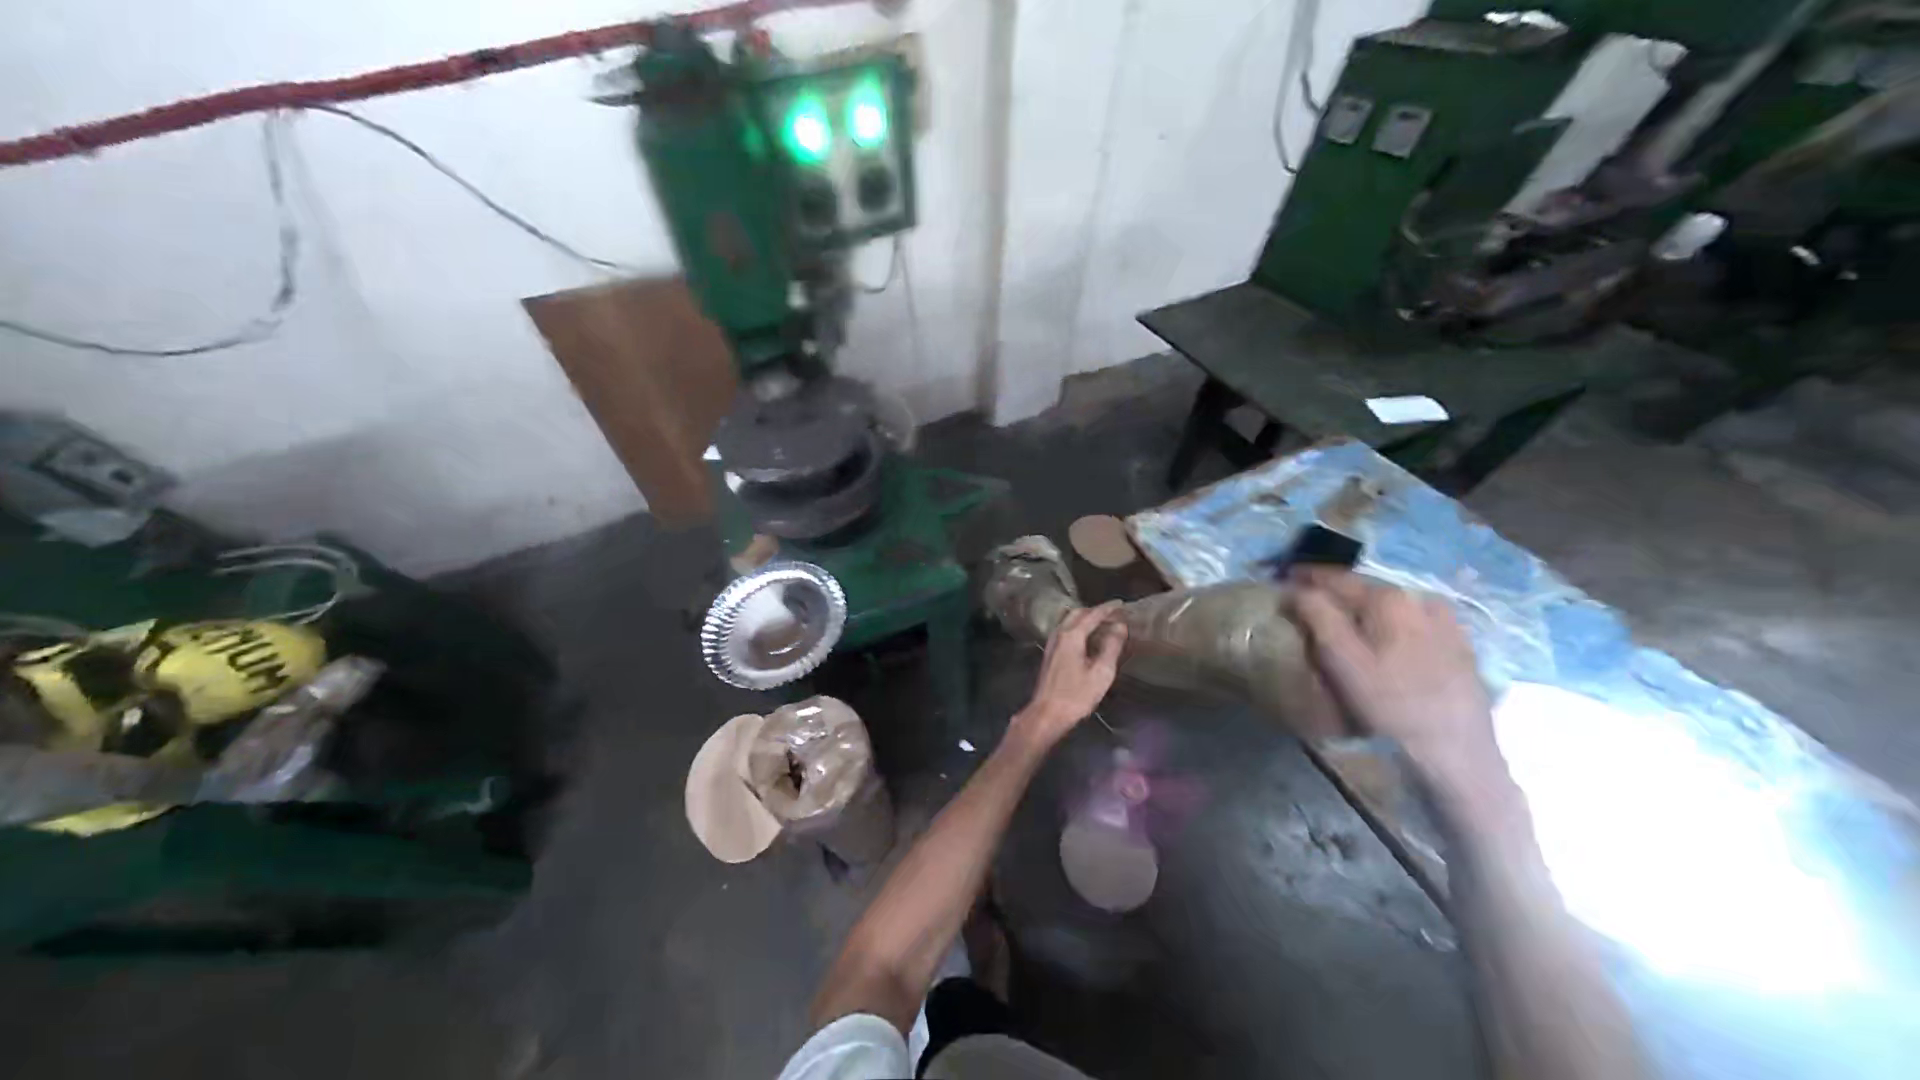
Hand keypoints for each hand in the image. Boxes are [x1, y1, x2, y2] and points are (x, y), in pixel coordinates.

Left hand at [1012, 601, 1126, 748]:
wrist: (1047, 713)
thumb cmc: (1076, 695)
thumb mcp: (1101, 672)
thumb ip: (1111, 646)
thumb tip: (1120, 626)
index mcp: (1072, 636)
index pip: (1092, 614)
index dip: (1108, 608)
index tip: (1122, 604)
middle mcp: (1059, 634)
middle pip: (1078, 613)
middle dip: (1096, 611)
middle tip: (1114, 614)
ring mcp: (1052, 643)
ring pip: (1069, 621)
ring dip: (1086, 619)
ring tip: (1104, 624)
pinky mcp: (1050, 653)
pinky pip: (1066, 631)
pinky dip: (1079, 628)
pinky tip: (1088, 638)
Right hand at [1289, 567, 1501, 793]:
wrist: (1456, 751)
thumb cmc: (1389, 704)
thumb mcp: (1341, 659)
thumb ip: (1316, 615)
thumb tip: (1294, 589)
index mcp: (1388, 598)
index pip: (1335, 577)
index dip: (1304, 576)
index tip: (1282, 579)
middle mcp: (1420, 598)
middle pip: (1365, 588)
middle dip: (1335, 592)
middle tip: (1309, 601)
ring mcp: (1445, 620)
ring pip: (1391, 604)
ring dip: (1364, 607)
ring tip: (1344, 620)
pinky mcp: (1460, 644)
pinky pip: (1414, 620)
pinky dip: (1391, 622)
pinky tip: (1384, 638)